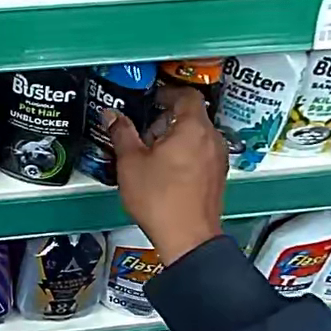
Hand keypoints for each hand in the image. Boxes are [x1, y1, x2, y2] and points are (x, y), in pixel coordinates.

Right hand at [104, 84, 227, 265]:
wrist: (186, 238)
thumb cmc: (160, 200)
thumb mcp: (131, 162)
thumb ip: (122, 133)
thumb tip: (112, 115)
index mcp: (192, 128)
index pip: (187, 95)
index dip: (168, 92)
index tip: (152, 97)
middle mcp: (211, 139)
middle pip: (192, 115)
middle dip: (167, 118)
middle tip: (144, 130)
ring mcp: (218, 159)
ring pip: (197, 135)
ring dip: (176, 136)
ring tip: (151, 153)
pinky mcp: (217, 177)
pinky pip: (202, 153)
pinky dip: (186, 153)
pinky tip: (165, 170)